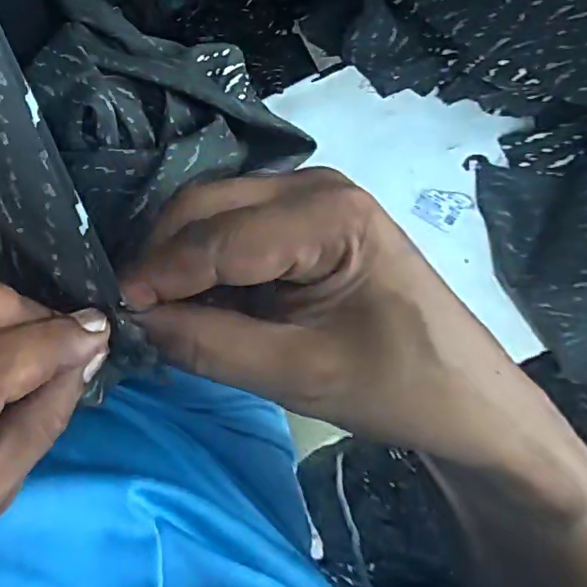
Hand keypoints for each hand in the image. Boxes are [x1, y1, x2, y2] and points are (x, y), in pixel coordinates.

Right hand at [120, 169, 575, 483]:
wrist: (470, 401)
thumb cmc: (400, 387)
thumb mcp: (299, 374)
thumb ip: (209, 346)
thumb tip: (134, 321)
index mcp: (330, 213)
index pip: (220, 236)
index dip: (161, 272)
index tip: (116, 308)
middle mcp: (314, 185)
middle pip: (208, 206)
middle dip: (162, 257)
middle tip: (131, 309)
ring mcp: (308, 196)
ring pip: (212, 213)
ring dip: (178, 257)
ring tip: (155, 308)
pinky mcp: (302, 219)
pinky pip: (232, 228)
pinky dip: (203, 261)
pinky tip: (191, 298)